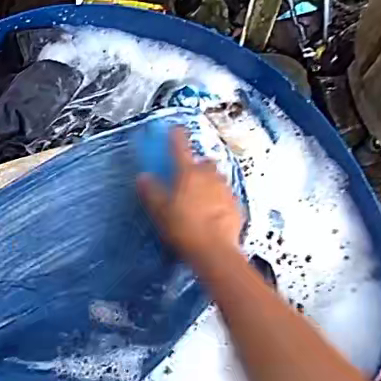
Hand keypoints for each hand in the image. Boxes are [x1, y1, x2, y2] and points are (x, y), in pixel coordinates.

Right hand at [137, 126, 243, 264]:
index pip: (180, 147)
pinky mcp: (237, 206)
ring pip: (216, 178)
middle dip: (196, 165)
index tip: (175, 128)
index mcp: (188, 173)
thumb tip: (144, 177)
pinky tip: (210, 213)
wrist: (216, 252)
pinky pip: (225, 196)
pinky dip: (218, 200)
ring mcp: (225, 190)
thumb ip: (151, 191)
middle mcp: (209, 176)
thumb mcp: (160, 210)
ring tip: (198, 197)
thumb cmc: (185, 228)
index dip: (176, 136)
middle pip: (203, 162)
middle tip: (186, 175)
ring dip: (208, 182)